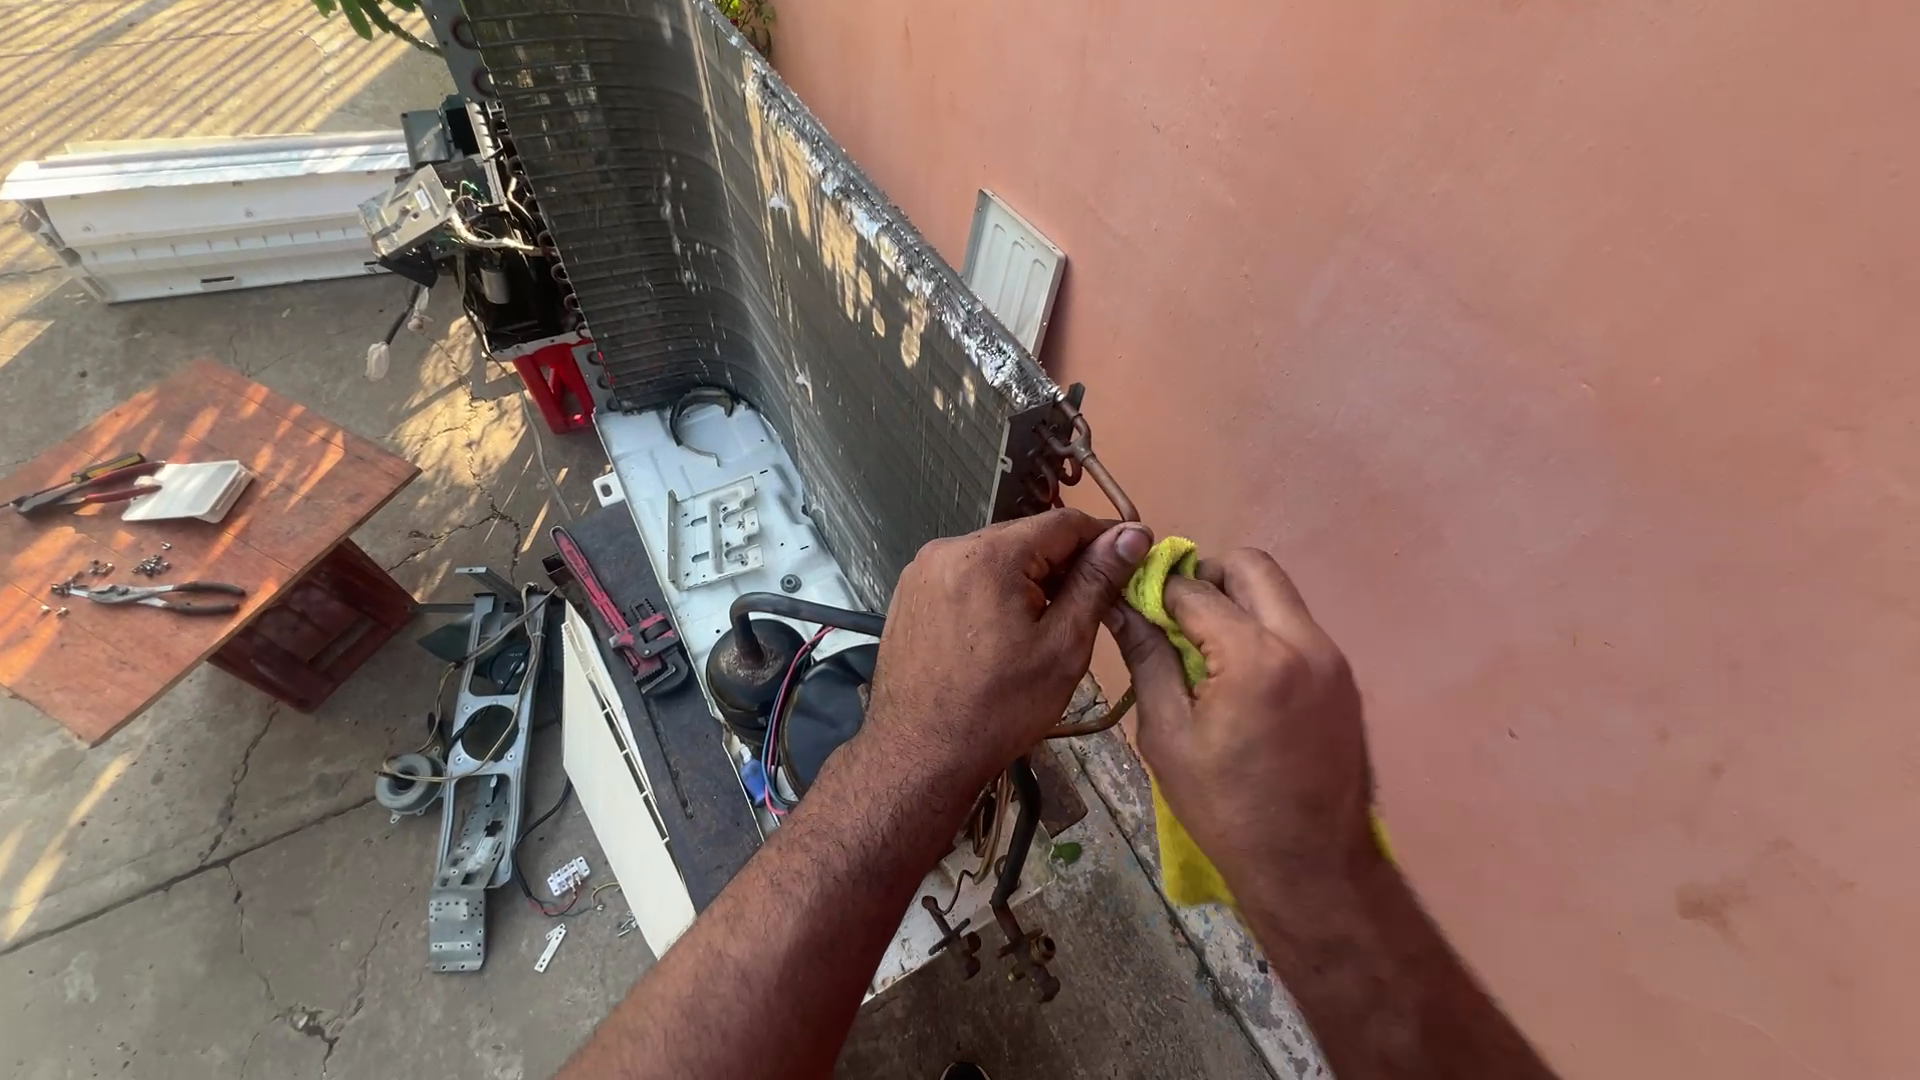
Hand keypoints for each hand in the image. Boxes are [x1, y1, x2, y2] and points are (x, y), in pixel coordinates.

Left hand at [864, 509, 1153, 798]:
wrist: (921, 753)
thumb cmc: (1001, 708)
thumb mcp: (1063, 645)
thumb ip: (1097, 581)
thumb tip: (1134, 532)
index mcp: (989, 555)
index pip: (1063, 522)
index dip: (1104, 538)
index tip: (1131, 562)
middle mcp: (948, 547)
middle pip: (1026, 536)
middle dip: (1064, 562)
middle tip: (1091, 604)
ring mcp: (922, 569)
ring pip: (995, 555)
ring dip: (1028, 576)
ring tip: (1045, 623)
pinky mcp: (909, 592)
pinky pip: (965, 574)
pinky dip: (993, 589)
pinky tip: (1002, 630)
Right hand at [1107, 548, 1373, 889]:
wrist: (1313, 867)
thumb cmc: (1225, 807)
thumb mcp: (1167, 733)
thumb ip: (1147, 657)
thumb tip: (1120, 607)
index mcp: (1255, 656)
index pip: (1195, 588)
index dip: (1156, 587)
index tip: (1133, 599)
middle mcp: (1303, 641)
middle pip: (1251, 565)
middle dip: (1206, 576)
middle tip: (1176, 615)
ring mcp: (1332, 657)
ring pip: (1278, 592)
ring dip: (1236, 600)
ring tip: (1203, 646)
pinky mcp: (1343, 677)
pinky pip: (1295, 625)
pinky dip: (1262, 627)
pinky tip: (1237, 673)